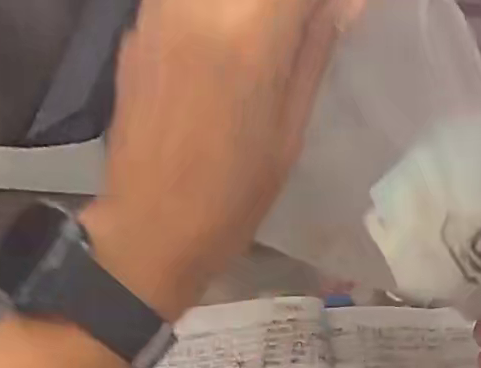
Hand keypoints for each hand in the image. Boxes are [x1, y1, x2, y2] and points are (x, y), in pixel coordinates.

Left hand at [79, 0, 358, 319]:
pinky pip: (182, 2)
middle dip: (283, 10)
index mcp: (250, 34)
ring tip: (257, 55)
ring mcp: (158, 9)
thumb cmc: (229, 203)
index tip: (328, 20)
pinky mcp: (135, 27)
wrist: (149, 232)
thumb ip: (313, 58)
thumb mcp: (287, 140)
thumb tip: (346, 3)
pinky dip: (210, 18)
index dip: (317, 4)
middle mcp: (199, 3)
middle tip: (294, 40)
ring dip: (247, 15)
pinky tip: (213, 61)